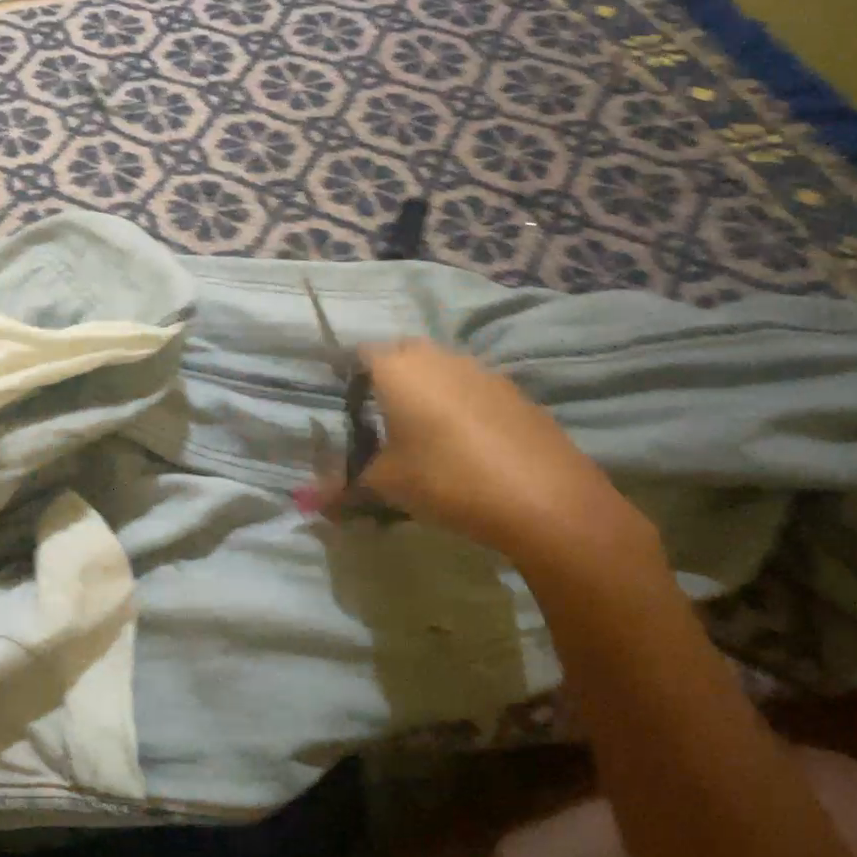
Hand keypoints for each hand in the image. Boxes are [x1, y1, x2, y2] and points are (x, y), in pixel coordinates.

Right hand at [306, 340, 642, 560]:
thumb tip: (308, 502)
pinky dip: (461, 407)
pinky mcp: (518, 396)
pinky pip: (473, 390)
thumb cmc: (446, 480)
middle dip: (387, 378)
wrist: (548, 502)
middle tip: (378, 417)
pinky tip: (464, 446)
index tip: (343, 405)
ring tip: (421, 434)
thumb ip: (342, 487)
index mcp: (397, 369)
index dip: (348, 376)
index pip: (359, 354)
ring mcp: (483, 373)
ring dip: (427, 391)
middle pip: (402, 355)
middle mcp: (438, 359)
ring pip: (441, 371)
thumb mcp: (384, 486)